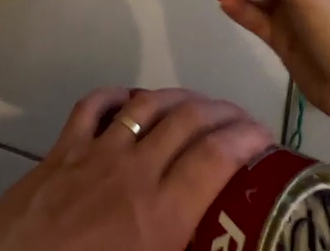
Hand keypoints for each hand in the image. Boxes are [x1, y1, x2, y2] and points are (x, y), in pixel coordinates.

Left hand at [0, 87, 272, 250]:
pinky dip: (117, 95)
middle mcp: (135, 170)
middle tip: (242, 118)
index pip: (216, 157)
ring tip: (200, 103)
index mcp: (164, 213)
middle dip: (221, 112)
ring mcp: (96, 152)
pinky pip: (93, 106)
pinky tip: (132, 98)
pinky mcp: (63, 147)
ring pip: (146, 105)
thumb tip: (224, 247)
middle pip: (187, 122)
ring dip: (178, 97)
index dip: (246, 138)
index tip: (266, 136)